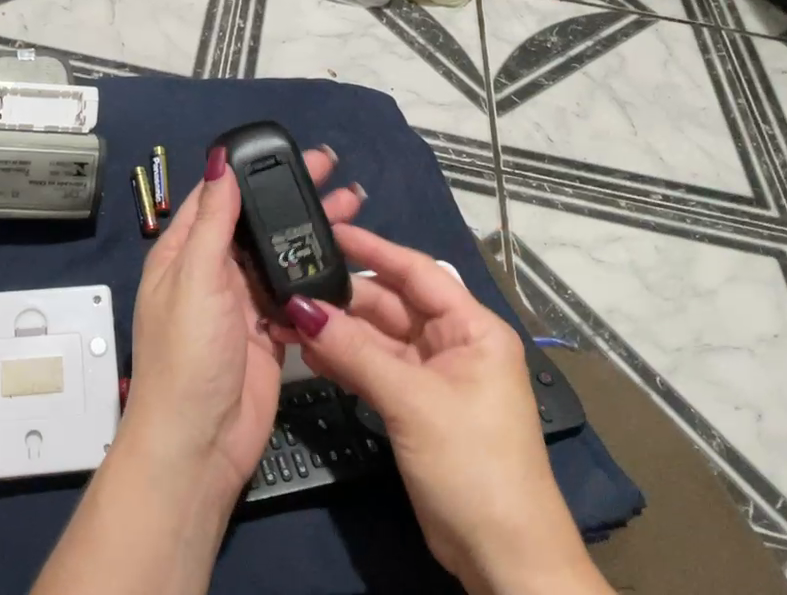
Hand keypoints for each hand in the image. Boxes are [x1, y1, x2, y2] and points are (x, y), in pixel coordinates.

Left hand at [118, 144, 363, 509]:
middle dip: (291, 197)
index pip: (217, 198)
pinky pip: (295, 295)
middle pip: (254, 224)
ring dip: (310, 232)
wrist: (200, 444)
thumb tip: (219, 161)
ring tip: (353, 205)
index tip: (288, 151)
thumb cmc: (188, 355)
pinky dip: (316, 276)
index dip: (250, 172)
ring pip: (278, 256)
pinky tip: (347, 259)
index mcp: (183, 254)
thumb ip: (213, 222)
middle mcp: (212, 273)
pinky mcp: (270, 333)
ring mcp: (242, 304)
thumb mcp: (196, 279)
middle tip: (334, 170)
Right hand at [270, 226, 610, 594]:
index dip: (372, 248)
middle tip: (287, 284)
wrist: (502, 555)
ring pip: (376, 338)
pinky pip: (372, 368)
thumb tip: (298, 308)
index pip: (416, 272)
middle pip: (390, 305)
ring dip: (335, 330)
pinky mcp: (413, 405)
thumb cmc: (473, 464)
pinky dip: (342, 360)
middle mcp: (452, 343)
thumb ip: (353, 351)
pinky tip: (306, 351)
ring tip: (284, 317)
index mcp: (472, 328)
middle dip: (341, 297)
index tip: (326, 231)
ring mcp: (431, 376)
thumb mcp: (412, 400)